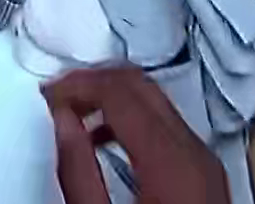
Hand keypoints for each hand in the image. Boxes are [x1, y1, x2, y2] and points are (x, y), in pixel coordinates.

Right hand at [43, 66, 227, 203]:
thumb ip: (77, 169)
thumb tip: (62, 118)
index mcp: (170, 161)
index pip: (116, 90)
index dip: (76, 84)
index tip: (48, 95)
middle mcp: (195, 152)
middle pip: (137, 83)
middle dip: (92, 80)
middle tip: (59, 95)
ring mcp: (205, 162)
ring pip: (152, 96)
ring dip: (110, 94)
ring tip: (75, 111)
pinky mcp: (206, 174)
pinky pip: (164, 121)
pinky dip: (130, 114)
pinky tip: (104, 136)